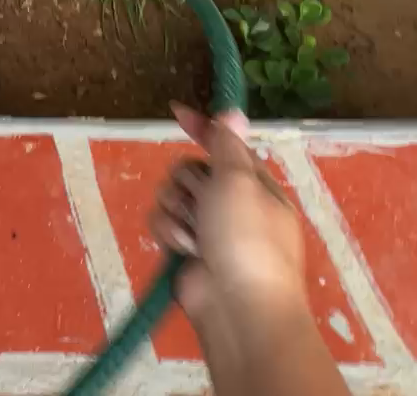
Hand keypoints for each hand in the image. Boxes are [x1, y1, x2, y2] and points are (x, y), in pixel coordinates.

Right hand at [151, 103, 306, 331]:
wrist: (238, 306)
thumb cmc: (246, 240)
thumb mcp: (239, 183)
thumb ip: (227, 146)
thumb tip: (233, 111)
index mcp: (255, 188)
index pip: (225, 147)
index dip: (202, 128)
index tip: (175, 111)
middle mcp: (231, 205)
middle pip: (189, 169)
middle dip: (187, 183)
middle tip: (202, 202)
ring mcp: (207, 228)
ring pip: (169, 194)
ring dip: (176, 210)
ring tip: (194, 234)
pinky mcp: (184, 246)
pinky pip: (161, 220)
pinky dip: (168, 231)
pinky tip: (184, 248)